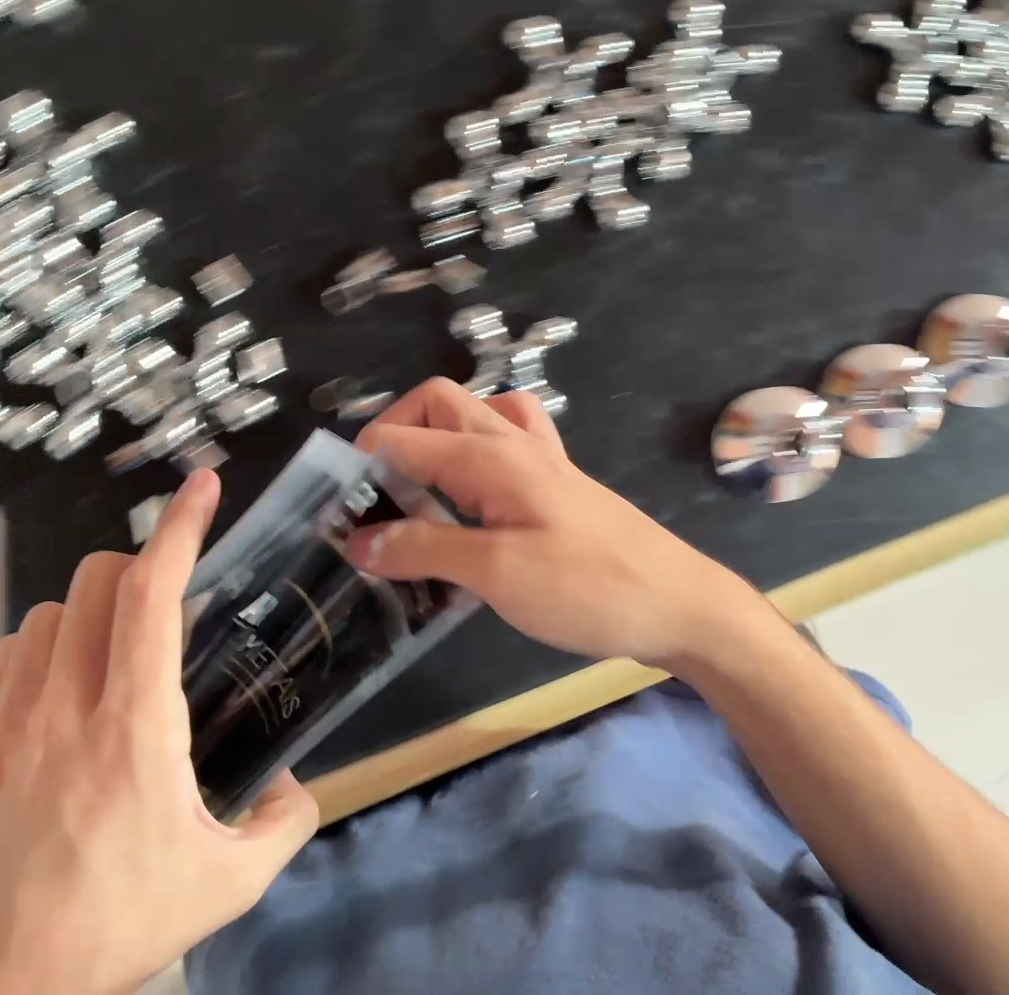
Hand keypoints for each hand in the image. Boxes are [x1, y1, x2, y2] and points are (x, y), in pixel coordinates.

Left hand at [0, 470, 319, 994]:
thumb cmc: (127, 924)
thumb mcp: (237, 878)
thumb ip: (289, 817)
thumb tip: (294, 780)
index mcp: (135, 731)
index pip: (149, 600)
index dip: (180, 531)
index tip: (205, 487)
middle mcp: (66, 712)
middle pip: (91, 585)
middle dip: (144, 564)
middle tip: (183, 594)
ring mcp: (9, 730)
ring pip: (44, 614)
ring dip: (95, 606)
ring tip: (131, 640)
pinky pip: (8, 657)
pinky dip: (48, 641)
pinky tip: (74, 678)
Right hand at [346, 378, 779, 666]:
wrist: (676, 603)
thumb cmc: (589, 587)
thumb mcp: (498, 574)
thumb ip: (426, 549)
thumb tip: (358, 539)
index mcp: (493, 457)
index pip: (402, 439)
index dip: (357, 469)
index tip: (331, 516)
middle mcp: (518, 445)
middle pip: (439, 405)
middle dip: (394, 435)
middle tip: (372, 496)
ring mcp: (546, 463)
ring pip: (479, 417)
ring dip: (438, 440)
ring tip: (417, 494)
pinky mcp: (562, 489)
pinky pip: (510, 449)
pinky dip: (477, 461)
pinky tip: (472, 505)